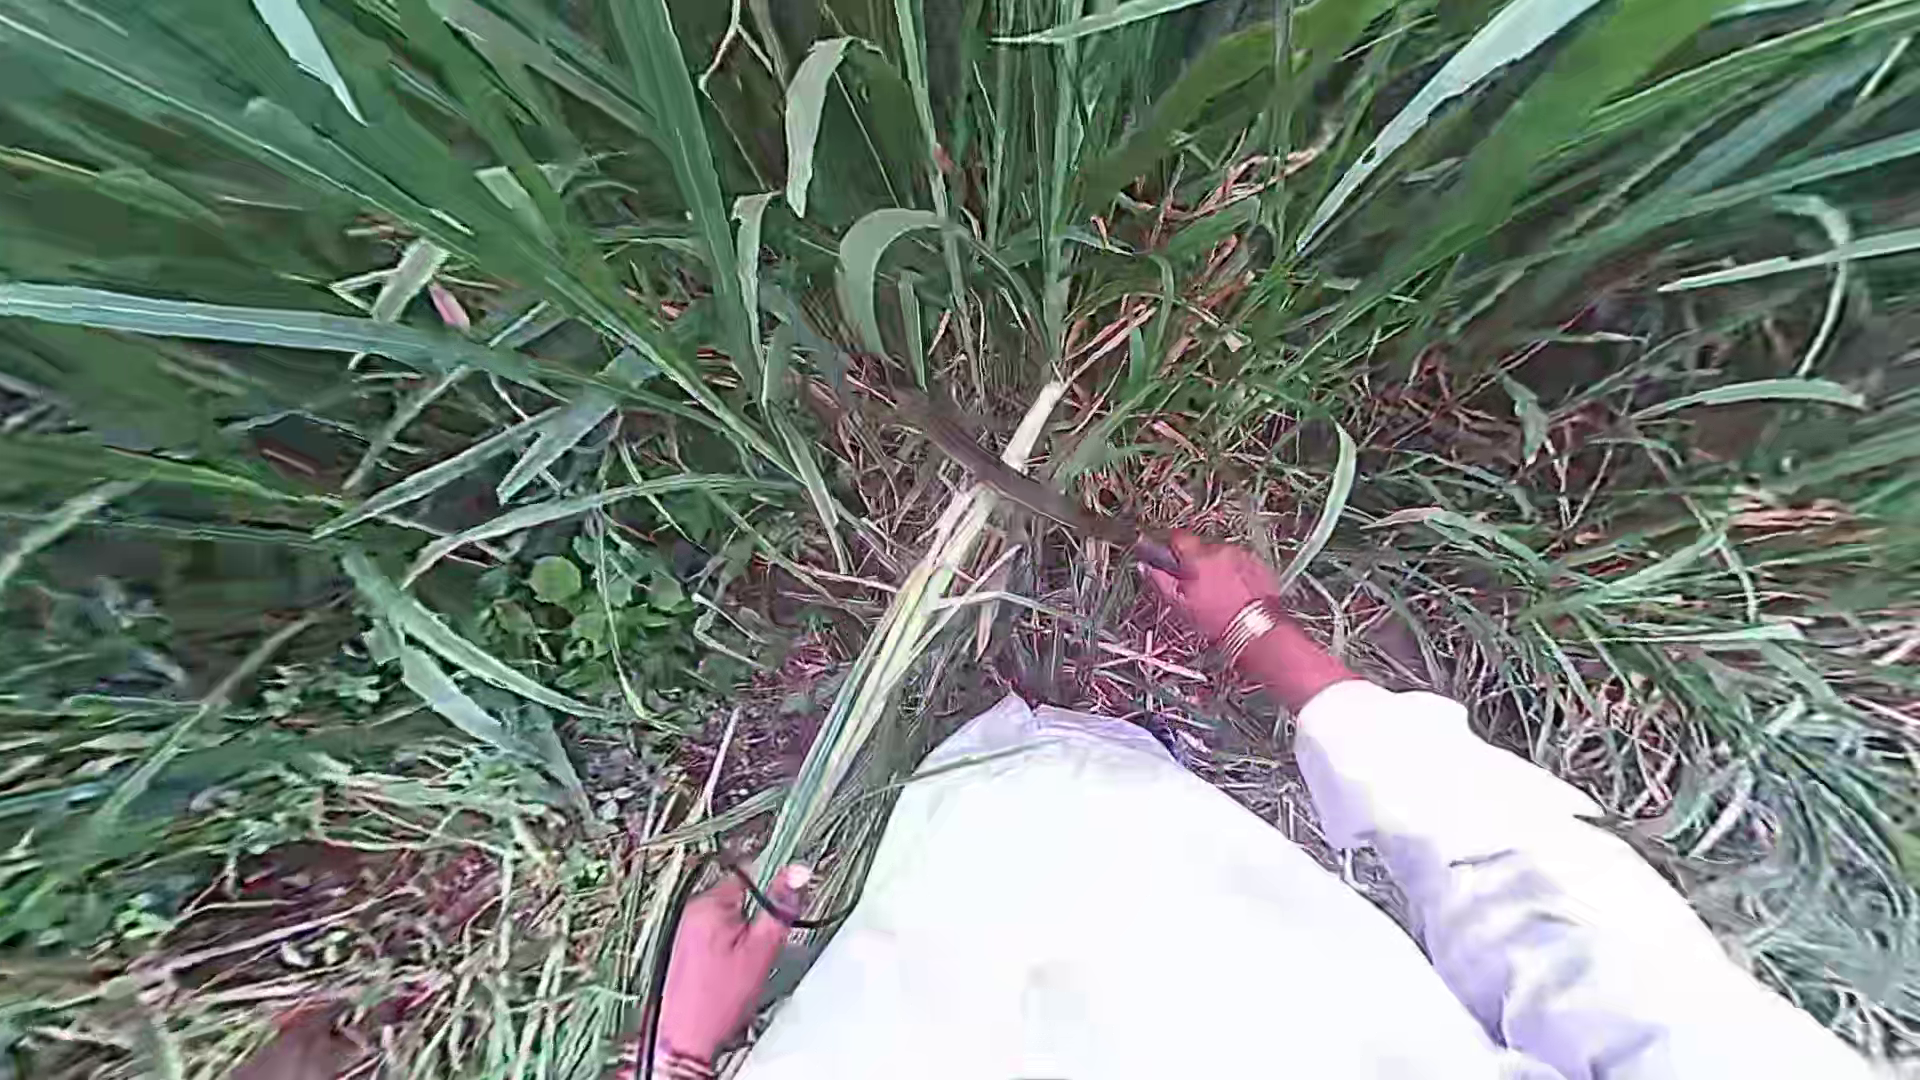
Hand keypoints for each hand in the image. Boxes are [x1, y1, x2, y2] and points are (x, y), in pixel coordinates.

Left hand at [655, 865, 811, 1063]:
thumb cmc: (720, 999)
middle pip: (740, 893)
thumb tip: (799, 871)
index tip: (778, 907)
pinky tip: (729, 967)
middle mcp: (692, 909)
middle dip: (756, 913)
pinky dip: (727, 942)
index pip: (751, 871)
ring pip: (729, 913)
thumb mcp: (761, 948)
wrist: (684, 1044)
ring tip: (744, 959)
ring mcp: (684, 928)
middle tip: (760, 943)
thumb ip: (780, 905)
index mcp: (710, 902)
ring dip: (742, 929)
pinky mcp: (683, 946)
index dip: (770, 888)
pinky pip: (715, 929)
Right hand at [1143, 530, 1355, 711]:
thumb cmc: (1219, 621)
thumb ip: (1159, 580)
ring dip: (1215, 568)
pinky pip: (1239, 562)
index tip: (1167, 558)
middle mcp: (1222, 551)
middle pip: (1200, 548)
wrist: (1257, 631)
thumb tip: (1147, 567)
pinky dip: (1234, 573)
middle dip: (1195, 563)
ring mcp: (1243, 556)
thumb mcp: (1178, 604)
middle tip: (1194, 586)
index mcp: (1198, 558)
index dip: (1170, 549)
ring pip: (1220, 556)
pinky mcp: (1259, 564)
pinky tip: (1233, 593)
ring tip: (1217, 593)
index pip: (1177, 538)